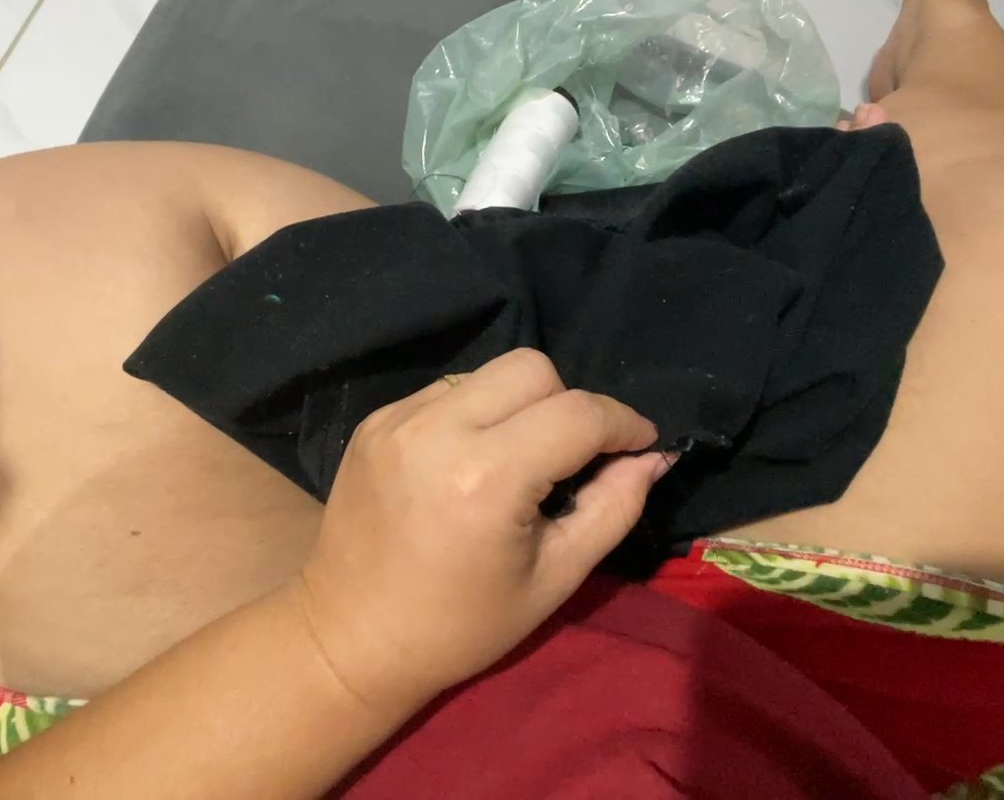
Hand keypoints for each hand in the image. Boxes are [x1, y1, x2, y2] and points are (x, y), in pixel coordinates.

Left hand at [288, 348, 670, 717]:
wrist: (349, 636)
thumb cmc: (460, 625)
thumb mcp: (554, 579)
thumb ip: (613, 508)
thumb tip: (653, 457)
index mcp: (486, 477)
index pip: (578, 413)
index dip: (624, 423)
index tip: (641, 444)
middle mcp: (437, 429)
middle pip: (532, 367)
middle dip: (568, 403)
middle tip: (569, 456)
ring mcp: (397, 418)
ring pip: (487, 372)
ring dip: (518, 405)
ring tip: (514, 459)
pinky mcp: (375, 419)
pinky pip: (447, 390)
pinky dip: (474, 412)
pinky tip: (467, 459)